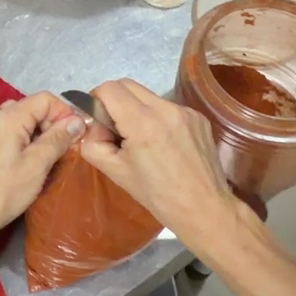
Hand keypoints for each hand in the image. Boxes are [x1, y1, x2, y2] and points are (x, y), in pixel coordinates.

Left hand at [0, 92, 84, 254]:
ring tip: (48, 157)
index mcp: (9, 116)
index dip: (65, 113)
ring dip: (39, 133)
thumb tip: (78, 121)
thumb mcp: (37, 165)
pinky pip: (9, 132)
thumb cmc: (4, 190)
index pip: (45, 99)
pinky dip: (24, 140)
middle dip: (52, 123)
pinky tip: (29, 161)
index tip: (76, 135)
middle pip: (32, 107)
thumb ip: (58, 139)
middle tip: (64, 149)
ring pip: (21, 120)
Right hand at [79, 79, 245, 249]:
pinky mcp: (198, 117)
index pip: (109, 89)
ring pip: (148, 96)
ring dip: (136, 109)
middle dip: (114, 100)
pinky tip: (163, 143)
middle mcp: (165, 109)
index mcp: (142, 123)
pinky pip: (168, 107)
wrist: (204, 209)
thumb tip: (91, 127)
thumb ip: (93, 144)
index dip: (96, 99)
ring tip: (140, 138)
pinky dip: (157, 118)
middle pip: (127, 85)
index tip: (97, 119)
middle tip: (114, 127)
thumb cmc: (157, 195)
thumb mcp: (115, 172)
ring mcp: (185, 111)